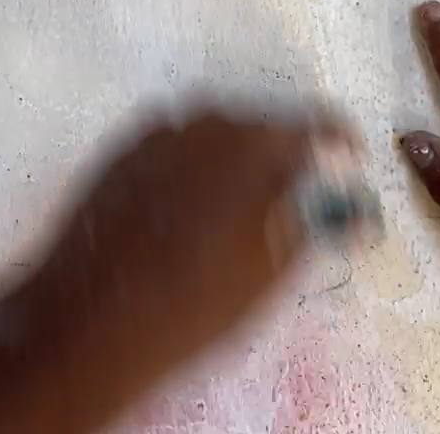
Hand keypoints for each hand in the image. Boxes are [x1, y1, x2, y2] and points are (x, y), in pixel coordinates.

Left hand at [10, 109, 357, 426]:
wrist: (89, 318)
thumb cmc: (191, 300)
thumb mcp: (271, 268)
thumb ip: (313, 222)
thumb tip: (350, 210)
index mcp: (254, 142)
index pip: (316, 125)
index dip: (340, 144)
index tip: (351, 159)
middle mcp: (207, 120)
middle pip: (264, 127)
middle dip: (285, 158)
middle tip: (294, 198)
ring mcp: (160, 131)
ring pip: (216, 136)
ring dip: (236, 162)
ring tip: (239, 213)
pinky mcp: (124, 149)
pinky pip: (176, 149)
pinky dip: (193, 168)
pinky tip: (190, 211)